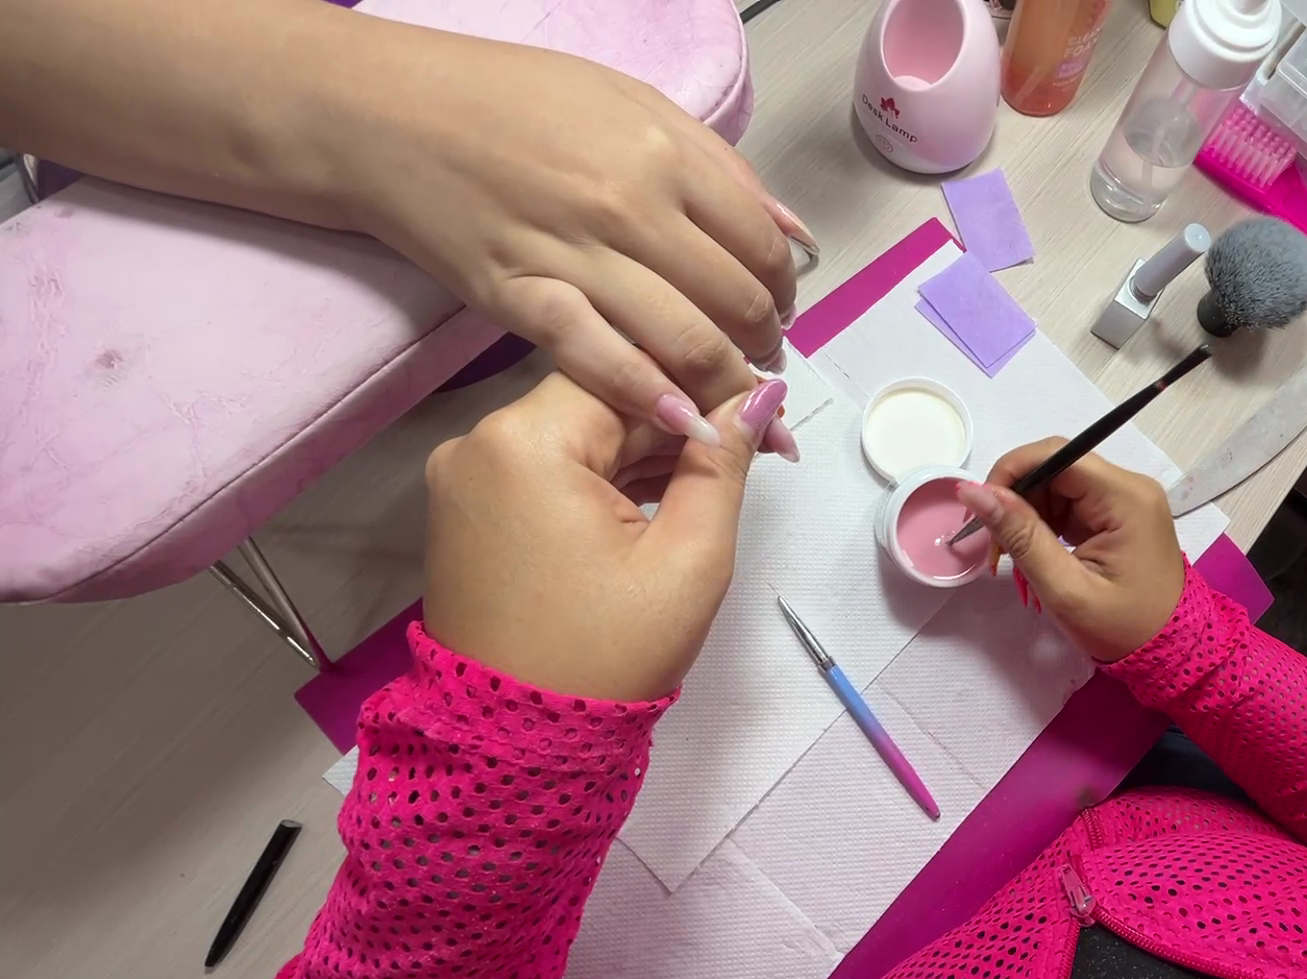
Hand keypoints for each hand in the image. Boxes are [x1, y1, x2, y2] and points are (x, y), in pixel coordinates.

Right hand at [333, 26, 806, 457]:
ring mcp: (575, 257)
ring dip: (727, 379)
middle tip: (762, 354)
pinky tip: (684, 419)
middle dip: (766, 343)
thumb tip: (797, 234)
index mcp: (665, 155)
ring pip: (686, 341)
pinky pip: (603, 359)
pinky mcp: (523, 298)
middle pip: (738, 304)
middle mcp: (630, 207)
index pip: (764, 249)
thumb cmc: (513, 101)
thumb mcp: (634, 102)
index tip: (780, 307)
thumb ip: (723, 168)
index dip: (787, 291)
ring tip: (734, 387)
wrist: (377, 110)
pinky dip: (652, 395)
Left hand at [421, 372, 787, 701]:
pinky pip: (561, 467)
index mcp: (525, 443)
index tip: (769, 417)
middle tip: (764, 446)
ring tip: (726, 470)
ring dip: (657, 448)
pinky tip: (673, 488)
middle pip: (607, 400)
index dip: (708, 389)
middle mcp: (481, 443)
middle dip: (688, 422)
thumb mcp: (690, 555)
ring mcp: (473, 476)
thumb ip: (723, 463)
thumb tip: (759, 395)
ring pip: (588, 433)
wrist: (520, 741)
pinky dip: (616, 474)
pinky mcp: (479, 506)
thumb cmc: (613, 650)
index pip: (631, 374)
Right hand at [955, 440, 1185, 661]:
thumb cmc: (1121, 627)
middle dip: (1016, 499)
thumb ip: (1020, 535)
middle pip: (1055, 467)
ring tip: (1016, 558)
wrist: (1169, 653)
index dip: (1012, 471)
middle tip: (998, 547)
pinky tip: (1037, 554)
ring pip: (1056, 484)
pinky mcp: (1115, 514)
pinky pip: (1068, 503)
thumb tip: (974, 492)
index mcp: (1125, 498)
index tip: (982, 508)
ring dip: (1026, 515)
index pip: (1057, 454)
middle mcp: (1128, 487)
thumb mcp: (1065, 587)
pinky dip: (1043, 524)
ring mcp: (1123, 499)